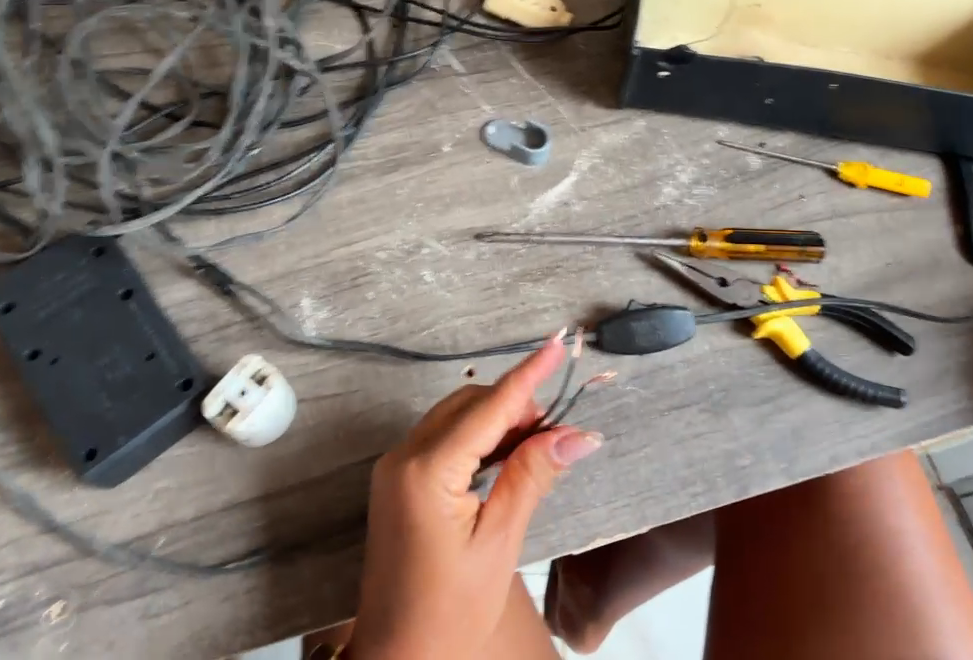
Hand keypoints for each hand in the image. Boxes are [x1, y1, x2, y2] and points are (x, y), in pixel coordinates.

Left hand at [352, 332, 604, 659]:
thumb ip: (532, 477)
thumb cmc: (450, 612)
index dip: (527, 375)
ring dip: (498, 421)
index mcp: (427, 471)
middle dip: (515, 405)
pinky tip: (506, 457)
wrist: (396, 657)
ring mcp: (396, 467)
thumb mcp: (499, 544)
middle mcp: (403, 456)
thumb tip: (576, 433)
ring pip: (456, 417)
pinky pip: (444, 438)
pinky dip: (478, 438)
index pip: (489, 408)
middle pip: (470, 405)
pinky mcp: (398, 480)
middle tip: (557, 431)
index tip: (555, 343)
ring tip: (538, 445)